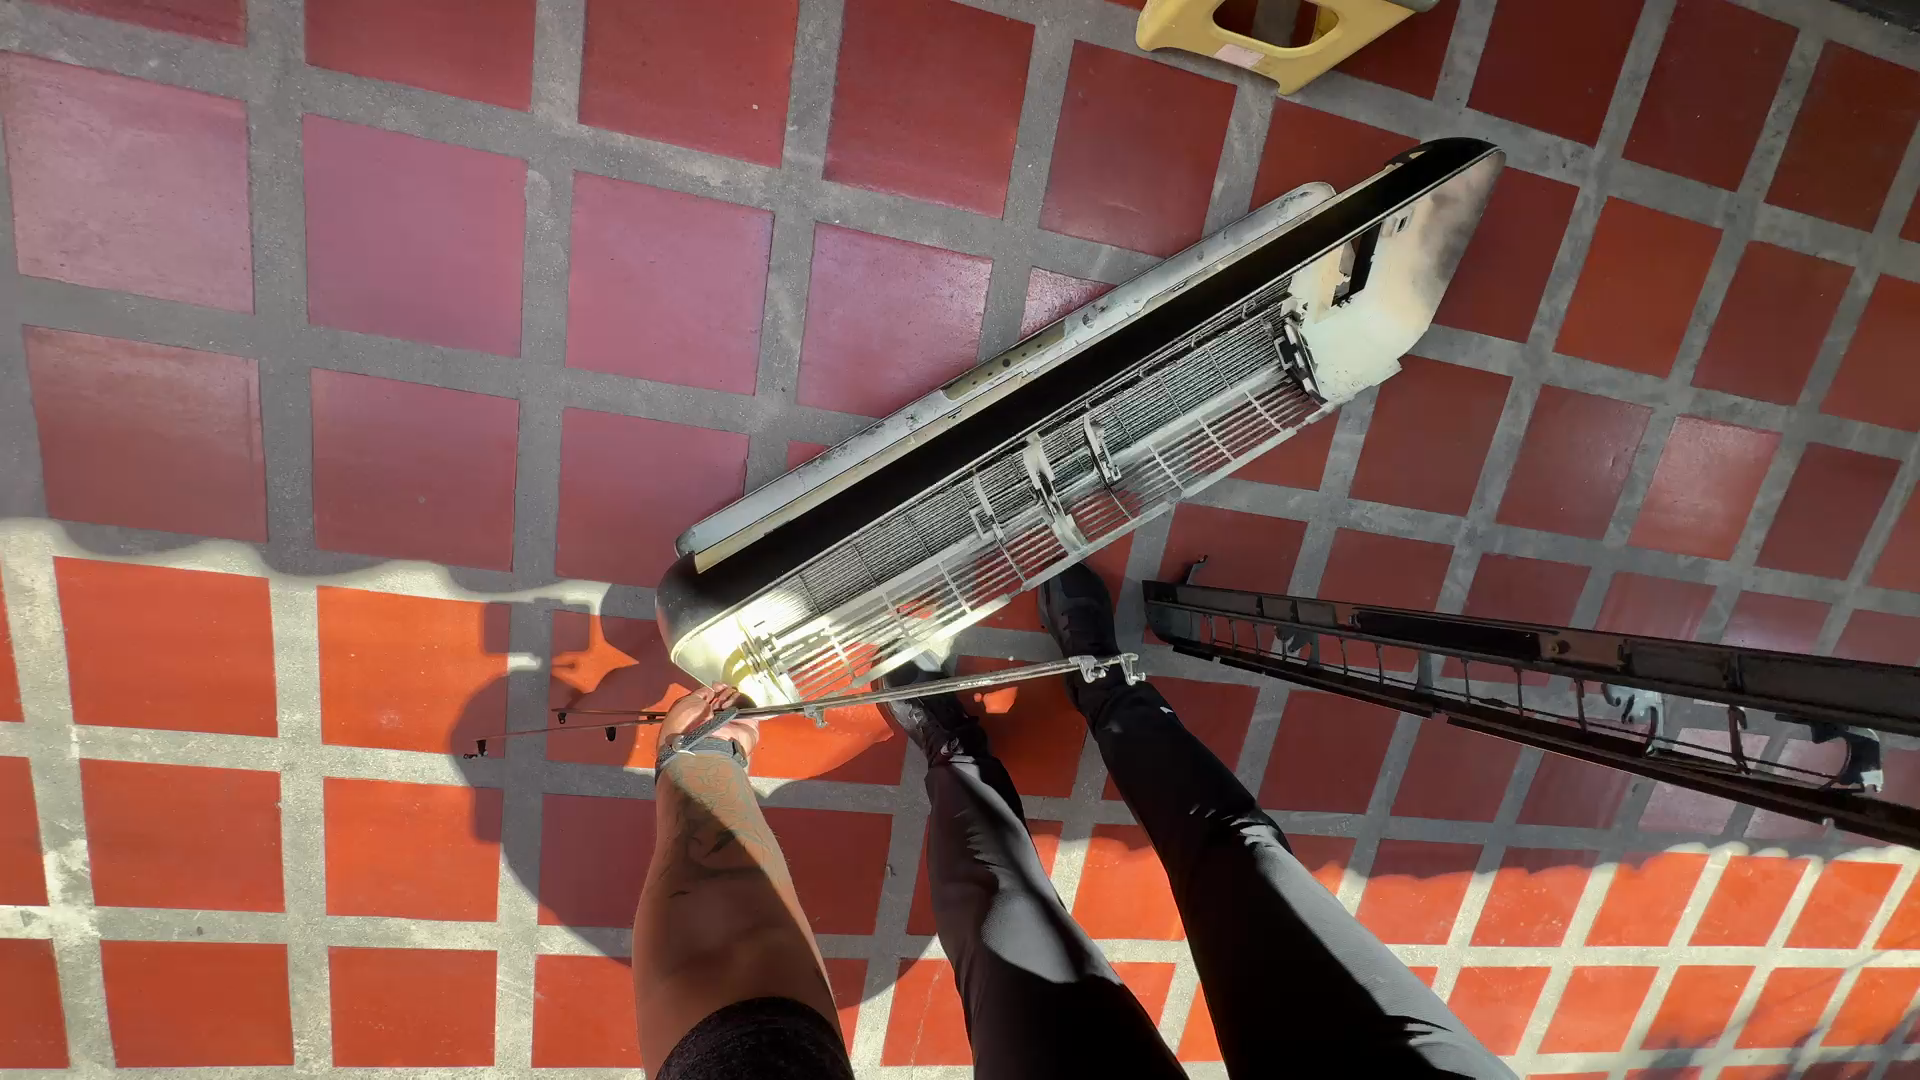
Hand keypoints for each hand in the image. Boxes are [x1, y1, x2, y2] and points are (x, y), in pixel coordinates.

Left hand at [658, 683, 760, 758]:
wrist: (703, 745)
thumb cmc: (687, 725)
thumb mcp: (686, 702)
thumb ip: (701, 693)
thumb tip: (711, 690)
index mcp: (700, 717)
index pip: (713, 699)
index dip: (714, 690)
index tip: (715, 686)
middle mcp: (717, 720)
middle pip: (726, 698)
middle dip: (723, 692)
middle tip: (718, 696)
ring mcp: (733, 723)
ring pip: (737, 700)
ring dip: (730, 696)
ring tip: (723, 703)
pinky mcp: (749, 725)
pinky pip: (749, 705)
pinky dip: (740, 700)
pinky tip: (730, 706)